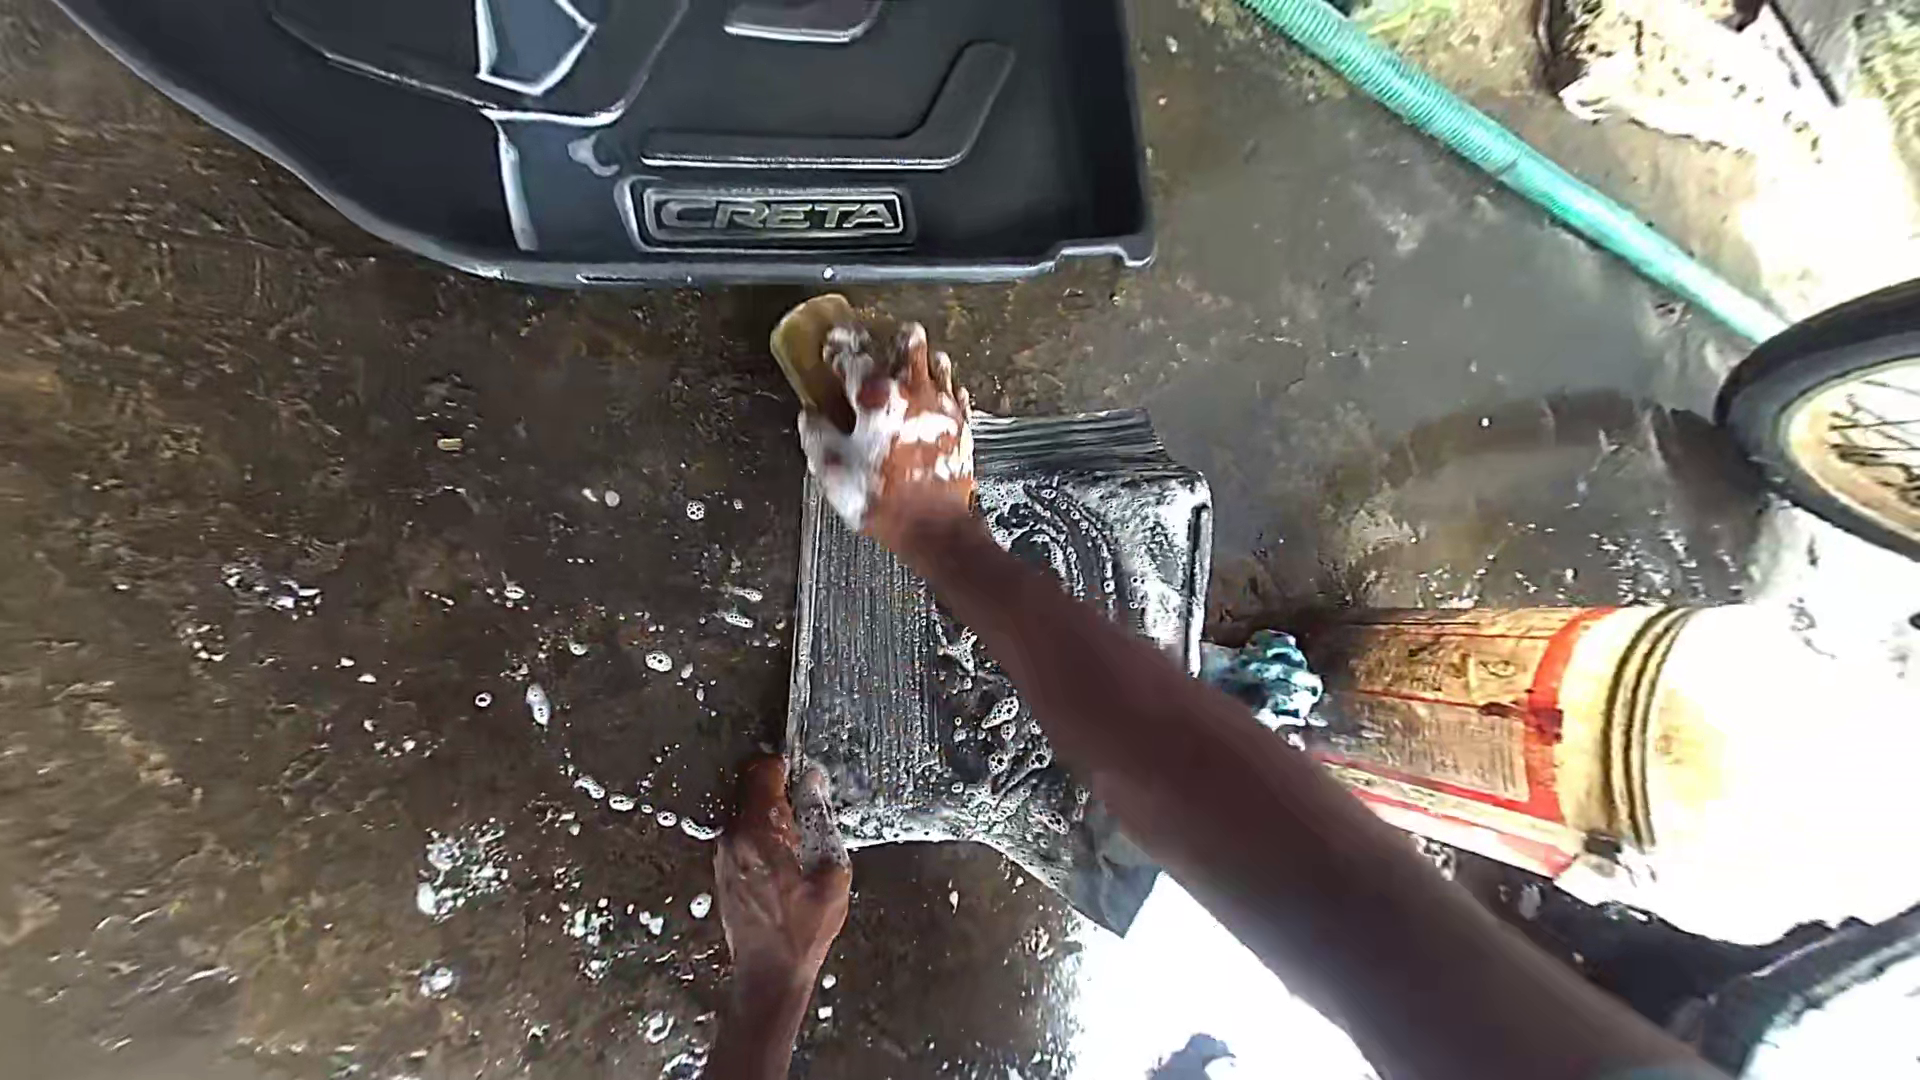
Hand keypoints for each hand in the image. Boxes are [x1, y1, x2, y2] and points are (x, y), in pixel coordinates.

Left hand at [714, 756, 851, 995]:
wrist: (769, 975)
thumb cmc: (804, 927)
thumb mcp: (833, 874)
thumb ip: (824, 823)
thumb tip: (815, 787)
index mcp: (760, 832)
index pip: (762, 773)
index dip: (784, 763)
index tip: (803, 769)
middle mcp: (734, 837)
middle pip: (748, 784)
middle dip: (776, 781)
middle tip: (805, 793)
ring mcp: (723, 853)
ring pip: (742, 805)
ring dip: (767, 803)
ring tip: (797, 822)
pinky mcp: (721, 867)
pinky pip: (739, 828)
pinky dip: (758, 823)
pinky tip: (782, 843)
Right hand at [797, 320, 974, 550]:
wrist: (932, 525)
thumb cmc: (883, 499)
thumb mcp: (832, 470)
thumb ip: (817, 435)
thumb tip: (811, 416)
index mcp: (877, 399)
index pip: (853, 356)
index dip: (839, 347)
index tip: (832, 345)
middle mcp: (914, 394)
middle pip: (908, 345)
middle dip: (890, 339)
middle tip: (879, 341)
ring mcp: (943, 408)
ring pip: (938, 364)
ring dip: (922, 358)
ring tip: (910, 360)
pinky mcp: (961, 426)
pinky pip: (956, 394)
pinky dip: (945, 387)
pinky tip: (938, 392)